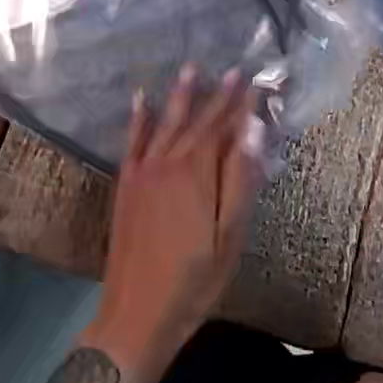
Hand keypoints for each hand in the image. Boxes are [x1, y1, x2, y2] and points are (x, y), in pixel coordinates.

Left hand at [83, 66, 264, 373]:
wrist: (136, 314)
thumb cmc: (194, 280)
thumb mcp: (229, 235)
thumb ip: (240, 179)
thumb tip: (254, 131)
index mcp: (197, 174)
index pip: (224, 129)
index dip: (242, 105)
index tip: (256, 81)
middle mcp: (168, 164)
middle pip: (198, 122)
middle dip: (217, 95)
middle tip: (233, 69)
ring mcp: (143, 173)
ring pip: (166, 124)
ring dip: (181, 96)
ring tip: (192, 69)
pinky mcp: (126, 185)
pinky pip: (133, 142)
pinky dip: (139, 119)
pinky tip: (142, 100)